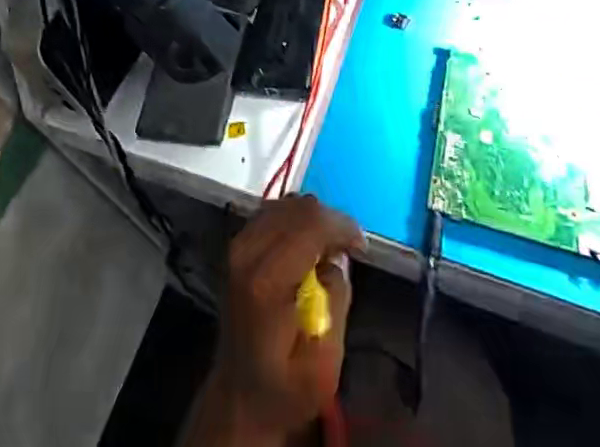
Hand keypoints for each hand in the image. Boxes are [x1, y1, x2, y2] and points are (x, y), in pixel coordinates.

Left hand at [183, 195, 365, 445]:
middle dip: (330, 221)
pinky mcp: (237, 247)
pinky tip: (308, 247)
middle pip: (297, 208)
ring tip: (331, 249)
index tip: (362, 247)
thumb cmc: (285, 387)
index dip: (342, 226)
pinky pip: (272, 214)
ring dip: (313, 219)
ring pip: (284, 205)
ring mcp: (237, 246)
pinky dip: (296, 221)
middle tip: (349, 249)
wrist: (240, 395)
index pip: (309, 224)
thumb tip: (338, 259)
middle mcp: (246, 252)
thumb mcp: (325, 363)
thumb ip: (335, 303)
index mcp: (266, 280)